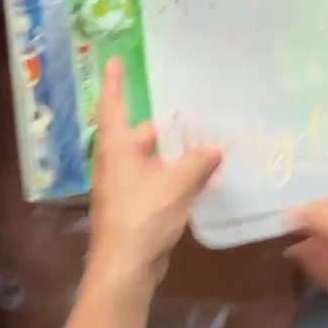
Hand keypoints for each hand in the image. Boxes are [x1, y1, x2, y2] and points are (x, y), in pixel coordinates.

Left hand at [88, 58, 221, 291]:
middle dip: (169, 125)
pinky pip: (158, 178)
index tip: (115, 59)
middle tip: (197, 112)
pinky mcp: (135, 205)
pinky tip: (201, 175)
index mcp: (118, 148)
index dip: (114, 82)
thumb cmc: (144, 216)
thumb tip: (215, 149)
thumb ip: (198, 161)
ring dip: (177, 151)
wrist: (125, 268)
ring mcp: (124, 185)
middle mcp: (117, 162)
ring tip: (207, 141)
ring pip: (153, 157)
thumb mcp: (177, 183)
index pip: (113, 106)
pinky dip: (176, 173)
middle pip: (144, 133)